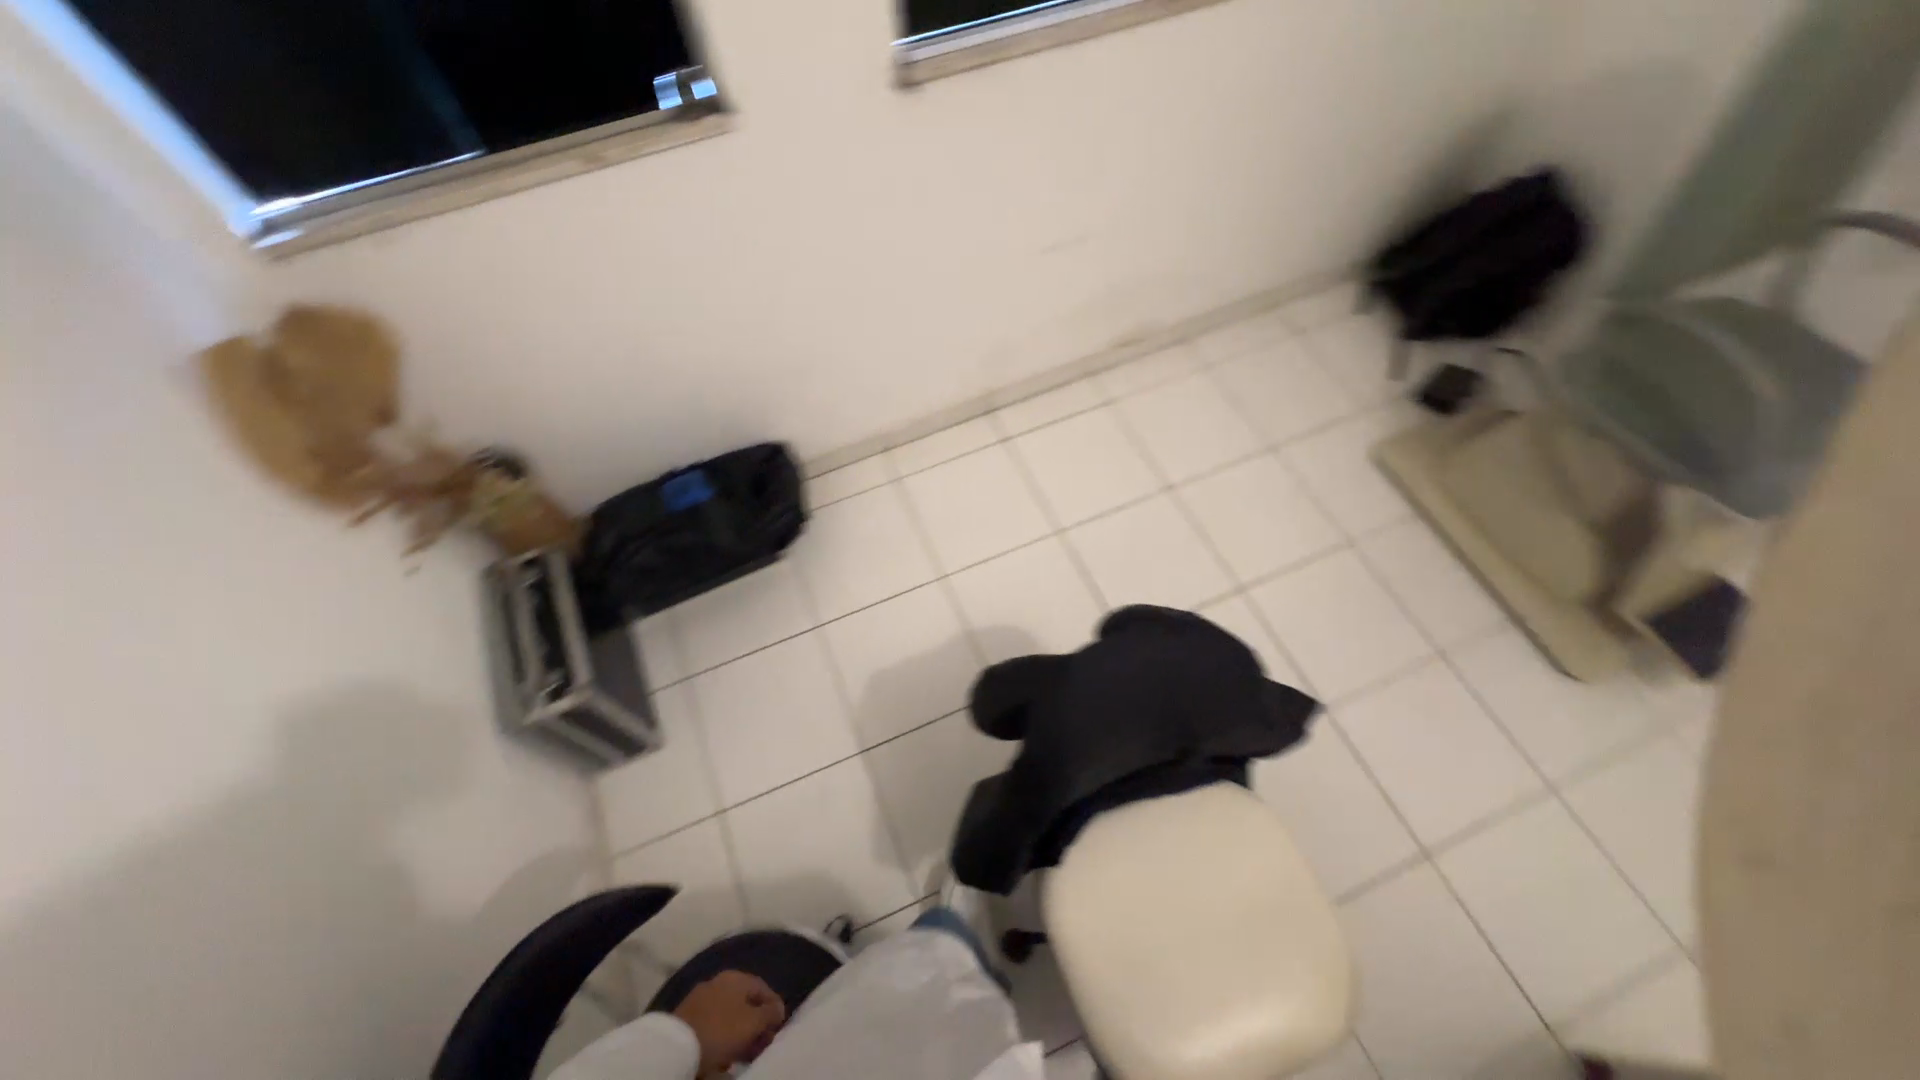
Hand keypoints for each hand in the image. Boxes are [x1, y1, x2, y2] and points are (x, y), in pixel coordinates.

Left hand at [671, 970, 785, 1076]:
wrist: (676, 1046)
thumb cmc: (722, 1030)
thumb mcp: (753, 1022)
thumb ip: (770, 1013)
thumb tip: (778, 1008)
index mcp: (736, 977)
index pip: (763, 988)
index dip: (775, 1007)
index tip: (779, 1027)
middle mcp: (719, 982)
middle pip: (746, 1003)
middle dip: (757, 1024)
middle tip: (764, 1043)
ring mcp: (701, 998)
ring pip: (729, 1015)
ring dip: (741, 1033)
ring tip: (747, 1052)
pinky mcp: (688, 1017)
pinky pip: (714, 1024)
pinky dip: (724, 1036)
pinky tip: (726, 1053)